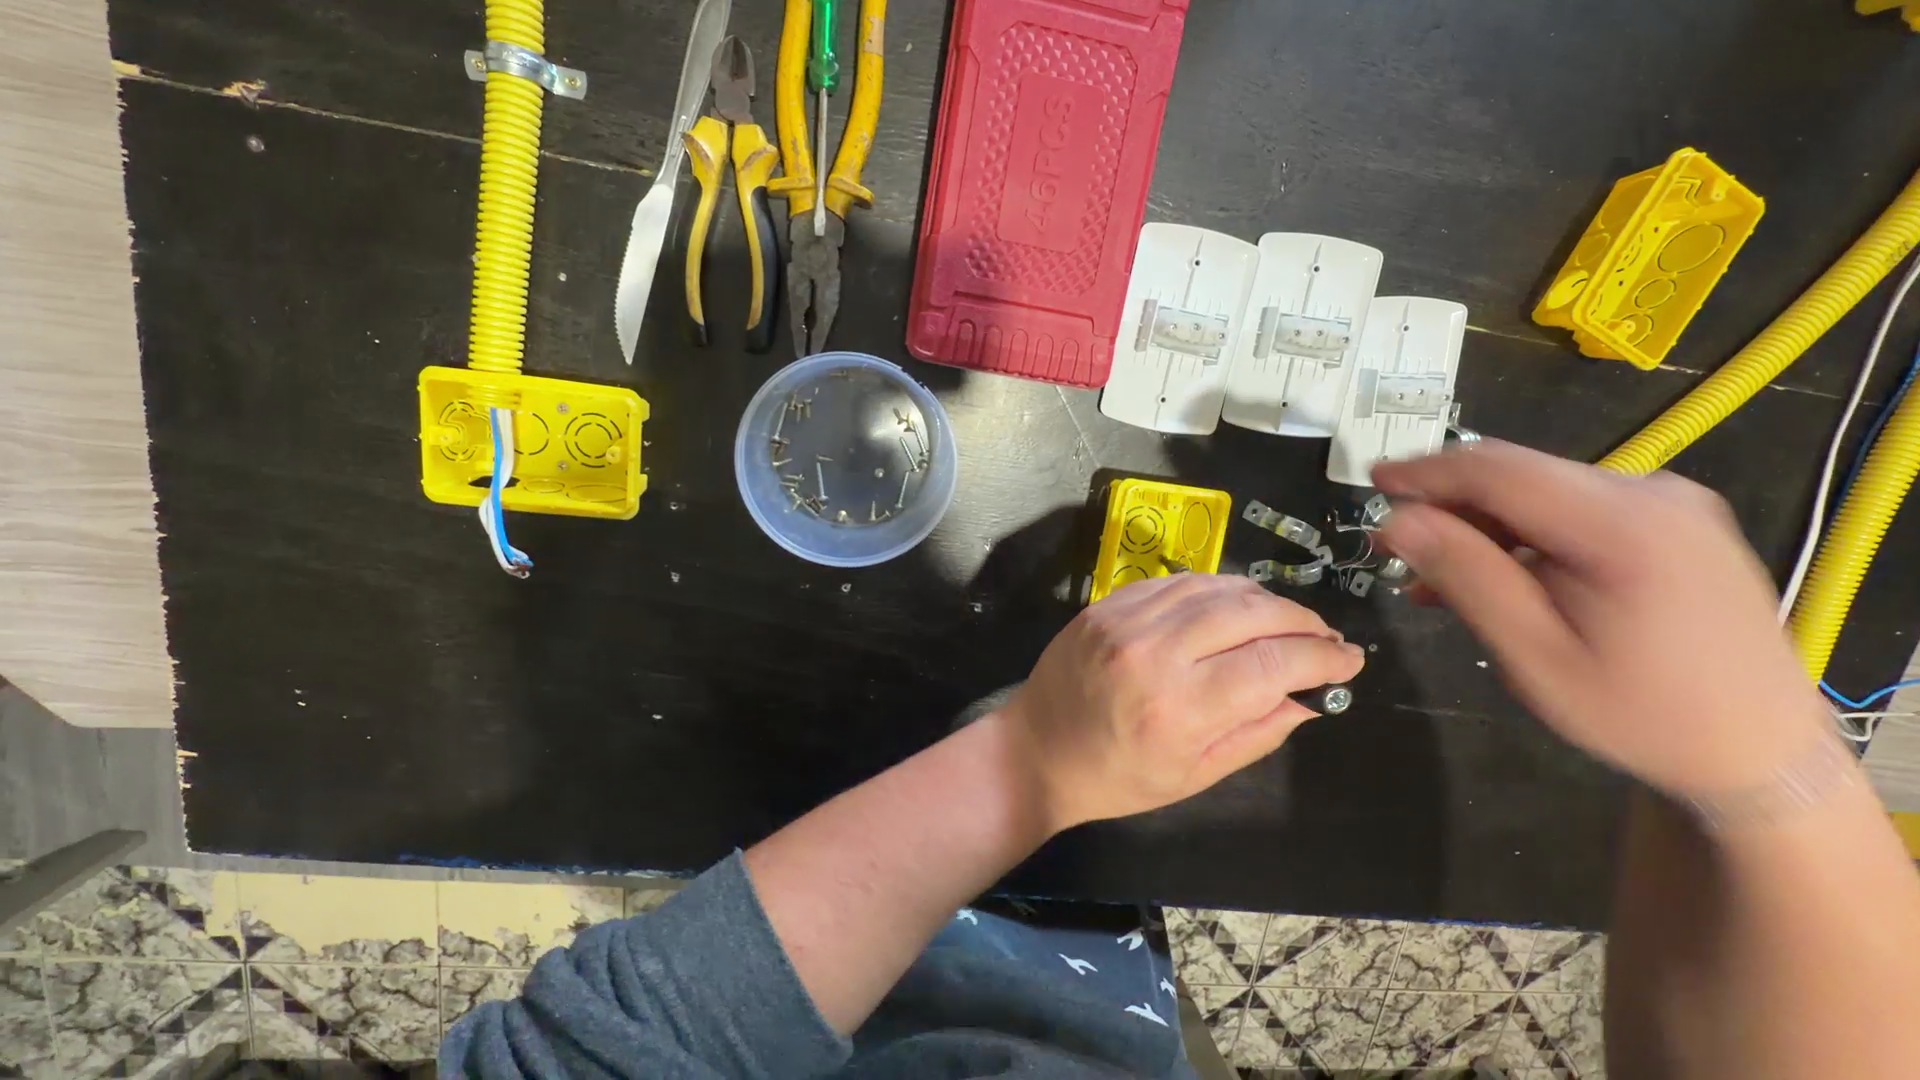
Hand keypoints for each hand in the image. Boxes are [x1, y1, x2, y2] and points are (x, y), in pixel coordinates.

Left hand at [999, 574, 1364, 830]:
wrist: (1037, 751)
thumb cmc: (1118, 778)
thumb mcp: (1194, 775)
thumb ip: (1257, 733)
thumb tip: (1309, 697)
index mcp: (1179, 708)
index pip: (1272, 664)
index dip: (1321, 657)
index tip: (1349, 660)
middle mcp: (1154, 653)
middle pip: (1251, 613)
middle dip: (1301, 621)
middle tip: (1324, 637)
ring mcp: (1125, 620)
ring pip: (1217, 587)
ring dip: (1263, 600)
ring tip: (1287, 621)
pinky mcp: (1107, 604)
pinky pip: (1178, 582)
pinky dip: (1216, 589)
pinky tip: (1234, 605)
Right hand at [1373, 440, 1830, 800]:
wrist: (1760, 751)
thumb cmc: (1639, 713)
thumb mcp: (1534, 652)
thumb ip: (1466, 576)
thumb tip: (1398, 521)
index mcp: (1622, 524)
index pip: (1498, 471)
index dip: (1425, 471)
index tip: (1371, 481)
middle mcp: (1652, 495)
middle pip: (1520, 476)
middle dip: (1447, 503)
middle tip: (1393, 544)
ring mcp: (1669, 507)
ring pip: (1542, 494)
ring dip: (1480, 524)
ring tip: (1432, 574)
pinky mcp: (1673, 526)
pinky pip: (1574, 513)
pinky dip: (1521, 536)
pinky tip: (1493, 575)